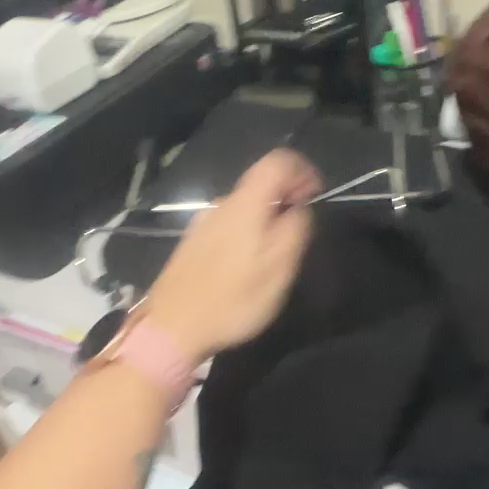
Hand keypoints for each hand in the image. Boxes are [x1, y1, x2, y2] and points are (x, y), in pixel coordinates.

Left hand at [146, 148, 321, 358]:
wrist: (173, 328)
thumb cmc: (233, 300)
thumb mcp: (278, 269)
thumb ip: (295, 230)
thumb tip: (299, 208)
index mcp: (245, 204)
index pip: (278, 160)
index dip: (303, 171)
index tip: (315, 197)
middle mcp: (220, 205)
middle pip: (260, 186)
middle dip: (285, 202)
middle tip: (297, 238)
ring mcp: (201, 224)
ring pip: (244, 210)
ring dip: (264, 223)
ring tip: (270, 260)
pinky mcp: (190, 244)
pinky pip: (227, 228)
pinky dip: (245, 237)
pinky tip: (242, 270)